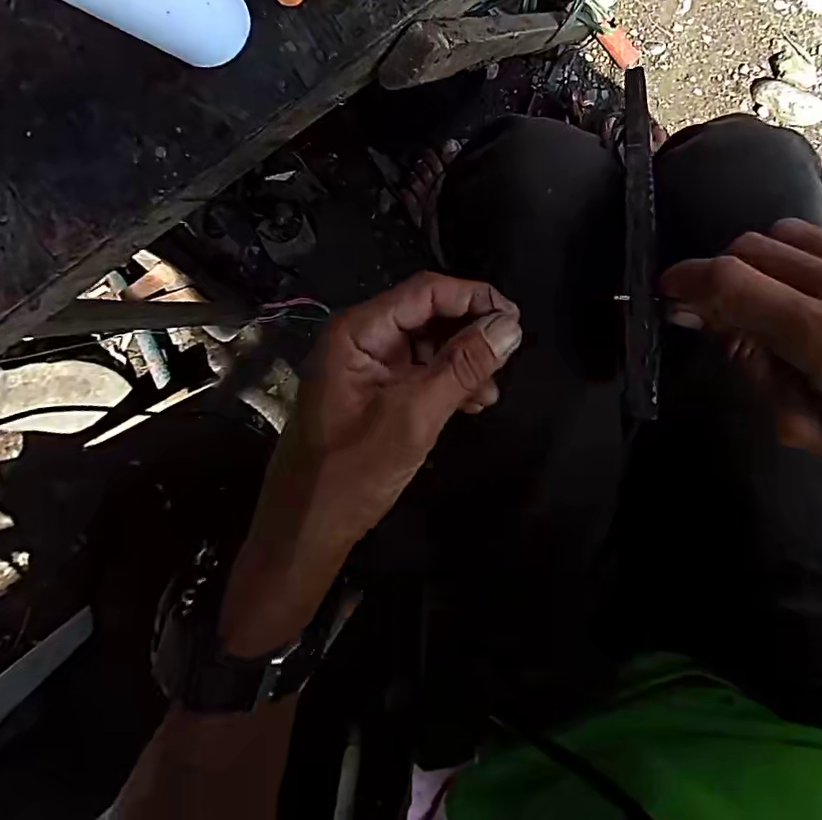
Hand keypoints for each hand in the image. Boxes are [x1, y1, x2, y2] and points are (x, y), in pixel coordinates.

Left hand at [218, 273, 521, 655]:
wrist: (305, 530)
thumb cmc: (351, 473)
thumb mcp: (414, 416)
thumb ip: (462, 367)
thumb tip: (511, 327)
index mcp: (358, 332)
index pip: (425, 291)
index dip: (474, 297)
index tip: (516, 318)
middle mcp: (361, 338)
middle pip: (428, 314)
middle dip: (470, 333)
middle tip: (508, 357)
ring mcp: (368, 365)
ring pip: (429, 343)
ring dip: (464, 361)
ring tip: (490, 391)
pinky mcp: (376, 391)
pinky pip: (420, 371)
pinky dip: (449, 381)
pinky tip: (472, 402)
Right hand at [660, 219, 821, 549]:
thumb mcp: (801, 426)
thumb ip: (748, 361)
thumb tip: (704, 315)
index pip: (736, 284)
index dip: (689, 280)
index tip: (671, 288)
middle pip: (755, 246)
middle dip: (723, 274)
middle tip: (719, 308)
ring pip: (790, 235)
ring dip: (764, 265)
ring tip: (775, 307)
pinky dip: (808, 267)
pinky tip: (821, 303)